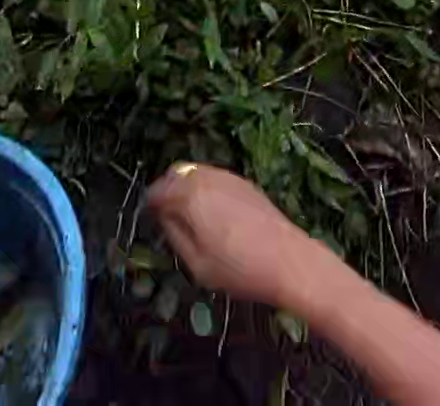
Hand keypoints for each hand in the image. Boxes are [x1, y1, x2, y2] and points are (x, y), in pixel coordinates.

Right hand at [146, 162, 328, 307]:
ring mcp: (227, 176)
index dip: (150, 203)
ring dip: (185, 186)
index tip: (149, 217)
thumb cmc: (239, 268)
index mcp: (189, 195)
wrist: (289, 259)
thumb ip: (175, 235)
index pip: (158, 190)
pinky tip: (212, 211)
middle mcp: (205, 177)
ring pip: (195, 171)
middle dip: (166, 189)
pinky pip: (213, 176)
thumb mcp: (197, 264)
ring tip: (189, 214)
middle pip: (176, 173)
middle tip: (166, 214)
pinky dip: (204, 186)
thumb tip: (164, 217)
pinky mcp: (243, 181)